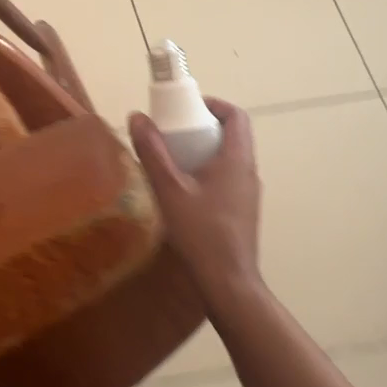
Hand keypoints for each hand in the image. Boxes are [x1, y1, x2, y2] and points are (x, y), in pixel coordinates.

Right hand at [129, 97, 263, 305]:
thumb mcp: (169, 189)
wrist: (228, 282)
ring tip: (170, 158)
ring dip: (201, 150)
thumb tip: (137, 117)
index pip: (236, 116)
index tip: (184, 106)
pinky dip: (205, 171)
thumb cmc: (200, 233)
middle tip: (169, 131)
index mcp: (237, 160)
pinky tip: (181, 189)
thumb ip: (153, 152)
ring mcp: (248, 193)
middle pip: (230, 135)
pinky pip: (226, 177)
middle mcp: (248, 172)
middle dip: (199, 126)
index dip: (212, 104)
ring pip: (227, 158)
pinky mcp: (242, 210)